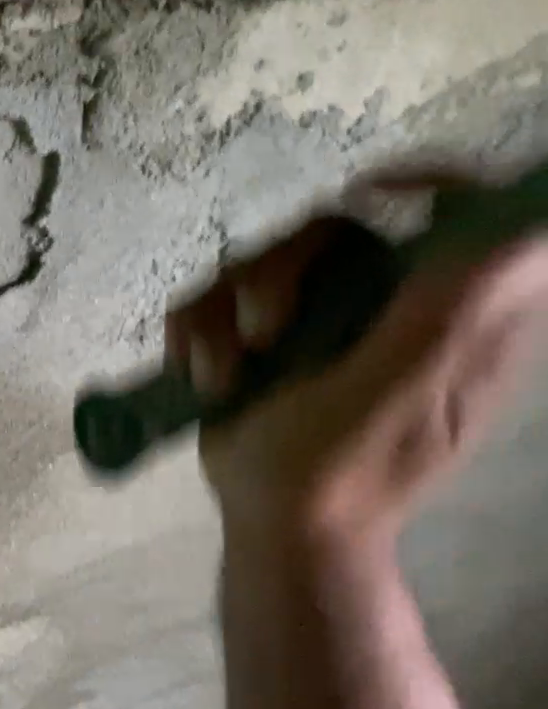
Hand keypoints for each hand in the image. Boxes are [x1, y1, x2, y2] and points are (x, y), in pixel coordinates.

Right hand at [165, 178, 547, 553]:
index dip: (428, 186)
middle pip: (326, 232)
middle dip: (276, 278)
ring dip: (221, 321)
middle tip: (265, 336)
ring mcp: (310, 325)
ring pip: (251, 266)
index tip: (367, 193)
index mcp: (448, 315)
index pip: (463, 217)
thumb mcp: (400, 392)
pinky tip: (200, 377)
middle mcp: (380, 307)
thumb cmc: (346, 468)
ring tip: (223, 376)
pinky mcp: (250, 341)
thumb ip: (449, 311)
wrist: (275, 522)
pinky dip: (192, 339)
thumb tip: (515, 227)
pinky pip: (205, 304)